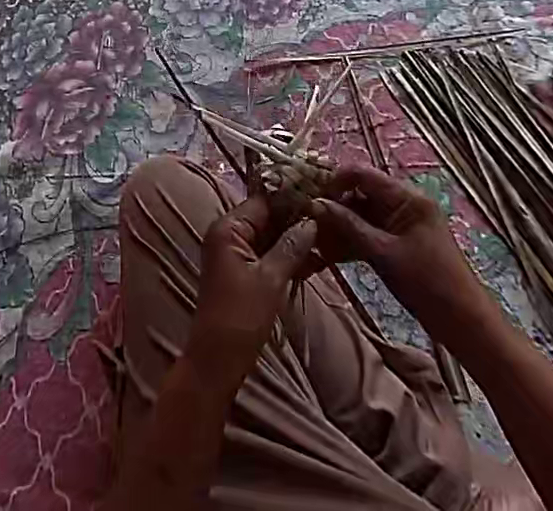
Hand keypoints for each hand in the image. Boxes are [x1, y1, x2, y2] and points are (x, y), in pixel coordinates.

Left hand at [188, 195, 319, 376]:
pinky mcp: (245, 272)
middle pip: (268, 217)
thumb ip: (291, 246)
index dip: (292, 197)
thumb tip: (312, 220)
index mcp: (228, 228)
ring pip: (272, 236)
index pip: (263, 201)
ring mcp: (236, 253)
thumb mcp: (270, 278)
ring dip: (298, 238)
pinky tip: (320, 257)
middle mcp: (229, 234)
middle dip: (298, 217)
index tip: (323, 193)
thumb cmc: (241, 315)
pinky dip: (290, 256)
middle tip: (333, 214)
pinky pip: (270, 255)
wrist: (218, 359)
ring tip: (333, 234)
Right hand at [311, 165, 483, 322]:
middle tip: (306, 225)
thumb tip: (314, 204)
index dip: (334, 182)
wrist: (465, 324)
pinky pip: (367, 234)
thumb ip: (348, 226)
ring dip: (337, 228)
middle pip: (358, 194)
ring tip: (313, 243)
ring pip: (359, 216)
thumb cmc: (428, 284)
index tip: (311, 200)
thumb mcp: (383, 253)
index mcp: (406, 198)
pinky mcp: (397, 244)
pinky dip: (349, 242)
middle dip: (332, 208)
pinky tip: (327, 255)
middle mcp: (403, 204)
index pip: (361, 174)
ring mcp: (400, 225)